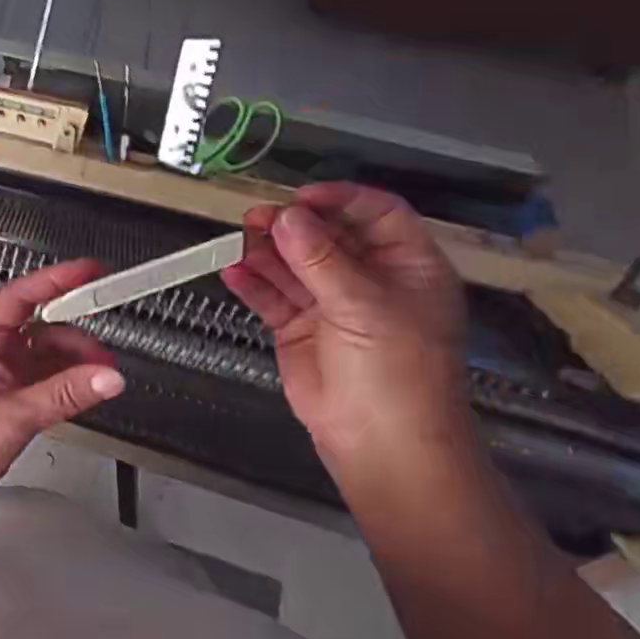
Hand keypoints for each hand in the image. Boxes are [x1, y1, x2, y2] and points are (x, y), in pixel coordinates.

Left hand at [0, 260, 125, 496]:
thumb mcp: (17, 414)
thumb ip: (66, 394)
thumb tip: (104, 376)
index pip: (22, 296)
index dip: (57, 279)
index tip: (88, 272)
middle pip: (44, 323)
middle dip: (78, 333)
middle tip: (105, 342)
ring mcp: (7, 369)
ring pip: (52, 350)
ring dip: (79, 359)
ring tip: (101, 374)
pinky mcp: (18, 389)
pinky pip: (53, 373)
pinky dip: (73, 378)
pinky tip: (88, 386)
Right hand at [218, 183, 469, 466]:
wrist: (379, 442)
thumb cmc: (399, 373)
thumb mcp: (365, 307)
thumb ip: (321, 261)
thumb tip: (286, 219)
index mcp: (406, 266)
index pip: (377, 215)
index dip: (341, 200)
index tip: (302, 197)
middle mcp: (368, 281)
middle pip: (326, 238)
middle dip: (292, 226)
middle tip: (256, 218)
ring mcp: (330, 306)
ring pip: (293, 267)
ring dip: (266, 253)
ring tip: (237, 241)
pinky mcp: (298, 330)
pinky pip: (272, 298)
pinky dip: (252, 285)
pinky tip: (233, 272)